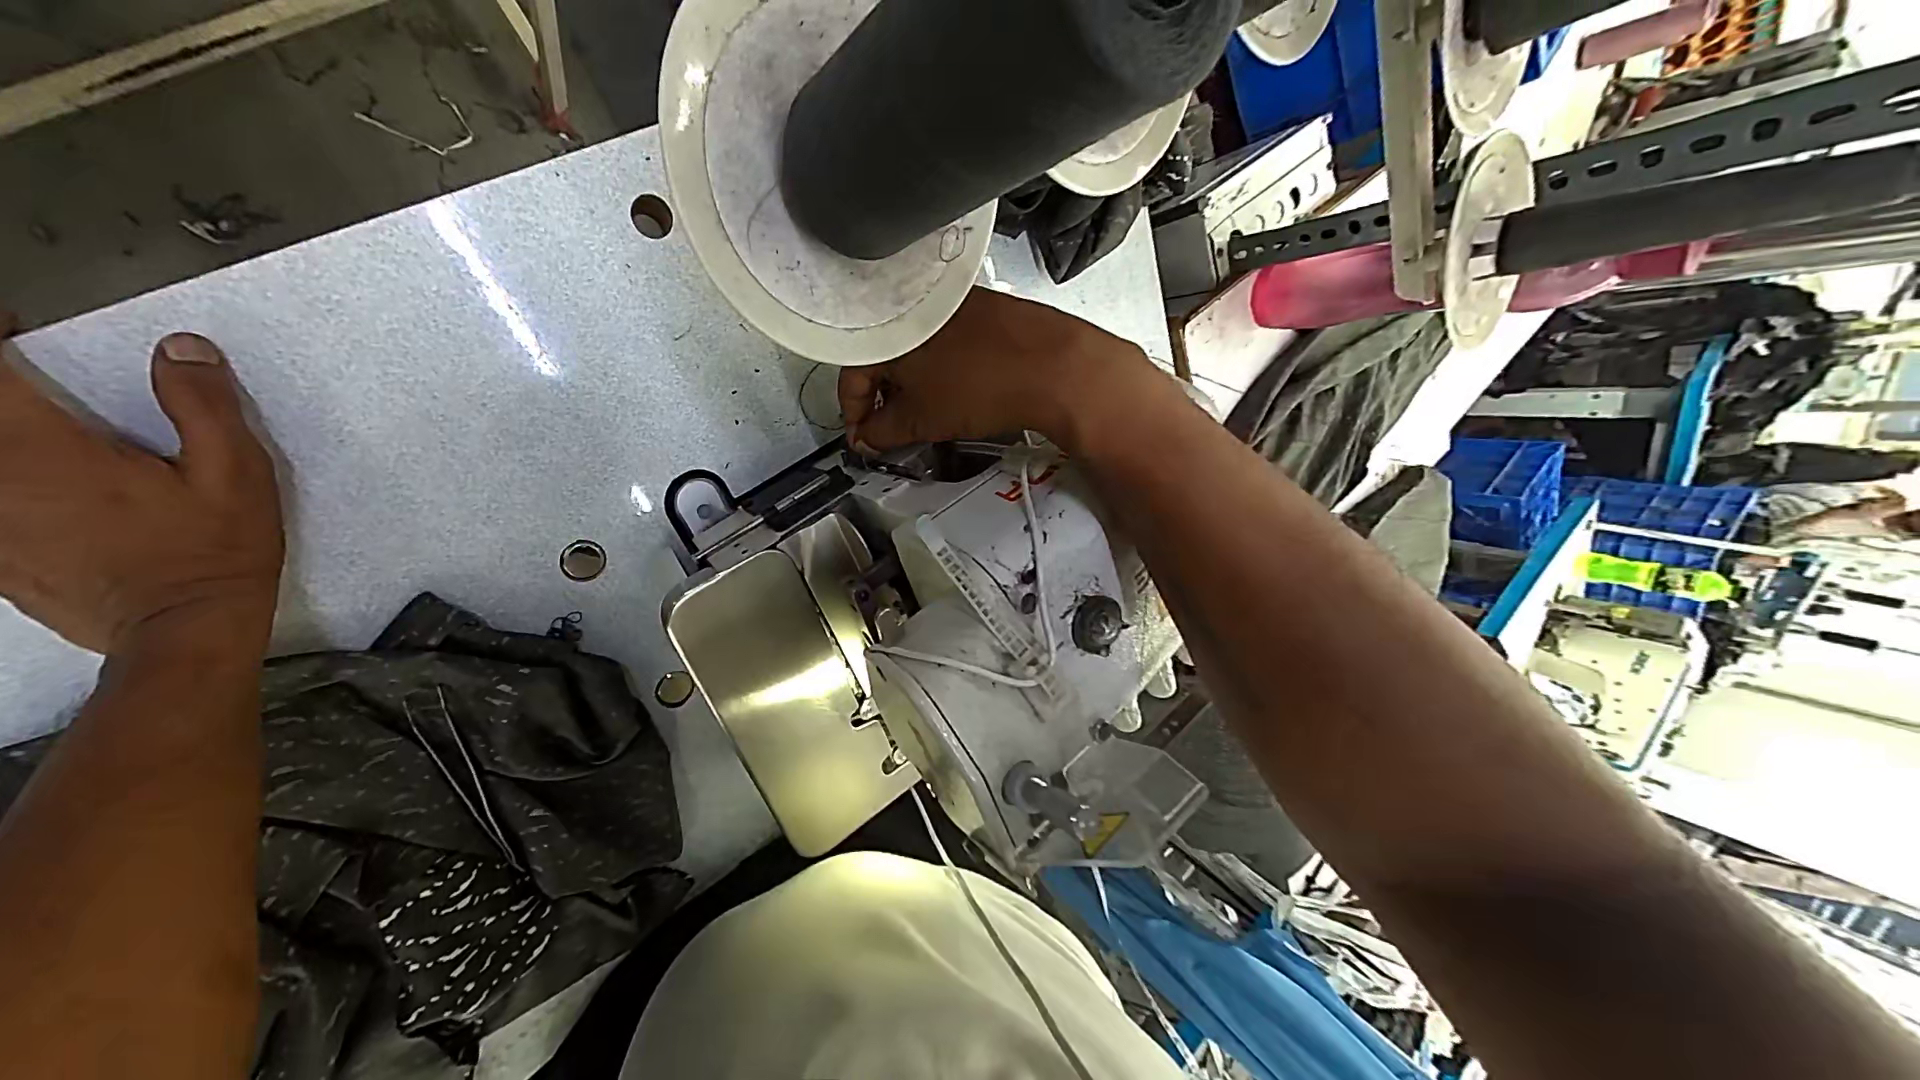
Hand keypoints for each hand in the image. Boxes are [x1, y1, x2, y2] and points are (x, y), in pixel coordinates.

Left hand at [0, 333, 283, 655]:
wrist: (184, 629)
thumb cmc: (214, 548)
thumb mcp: (236, 475)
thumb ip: (203, 408)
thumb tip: (180, 347)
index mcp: (43, 447)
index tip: (14, 325)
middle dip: (1, 390)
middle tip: (26, 375)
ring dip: (5, 434)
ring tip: (43, 434)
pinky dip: (11, 480)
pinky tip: (45, 492)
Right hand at [838, 288, 1175, 453]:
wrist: (1053, 366)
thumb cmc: (986, 385)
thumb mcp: (922, 420)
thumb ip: (882, 433)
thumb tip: (868, 438)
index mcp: (885, 331)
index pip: (850, 378)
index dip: (854, 416)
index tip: (864, 439)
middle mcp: (910, 307)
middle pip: (879, 360)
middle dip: (881, 400)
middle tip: (891, 431)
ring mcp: (945, 304)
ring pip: (911, 349)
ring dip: (910, 384)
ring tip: (927, 414)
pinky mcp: (976, 305)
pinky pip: (941, 340)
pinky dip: (938, 367)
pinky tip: (954, 390)